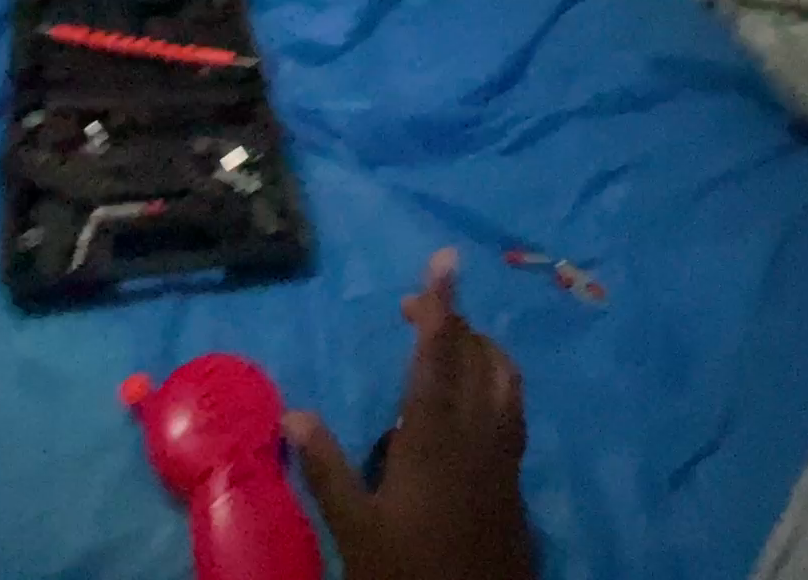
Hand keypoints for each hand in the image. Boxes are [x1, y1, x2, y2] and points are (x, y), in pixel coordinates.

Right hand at [284, 249, 534, 579]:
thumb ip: (325, 467)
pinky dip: (494, 378)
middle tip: (414, 311)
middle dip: (452, 319)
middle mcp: (477, 431)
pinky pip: (512, 405)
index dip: (440, 302)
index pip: (439, 351)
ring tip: (448, 343)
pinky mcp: (516, 474)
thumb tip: (292, 414)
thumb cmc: (410, 574)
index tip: (446, 259)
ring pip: (504, 376)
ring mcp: (503, 452)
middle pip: (476, 353)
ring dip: (479, 346)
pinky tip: (471, 397)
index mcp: (435, 435)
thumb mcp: (356, 529)